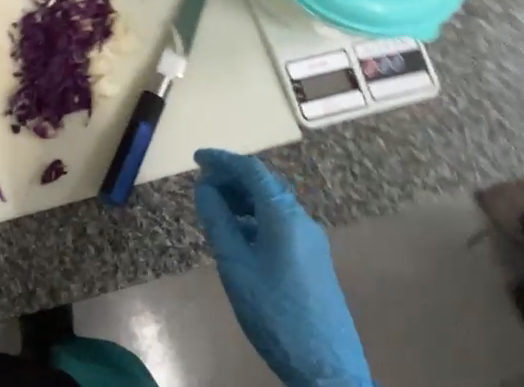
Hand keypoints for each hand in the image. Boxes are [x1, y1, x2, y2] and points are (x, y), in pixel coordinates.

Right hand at [194, 149, 372, 386]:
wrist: (326, 366)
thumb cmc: (273, 311)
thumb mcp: (235, 265)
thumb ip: (218, 222)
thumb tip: (204, 188)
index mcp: (284, 215)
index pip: (252, 170)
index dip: (223, 160)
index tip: (197, 158)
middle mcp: (302, 220)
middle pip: (265, 184)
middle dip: (232, 178)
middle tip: (202, 185)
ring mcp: (311, 241)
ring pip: (273, 205)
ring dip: (243, 199)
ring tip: (215, 210)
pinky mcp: (314, 261)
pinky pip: (281, 224)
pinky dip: (255, 219)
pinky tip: (238, 237)